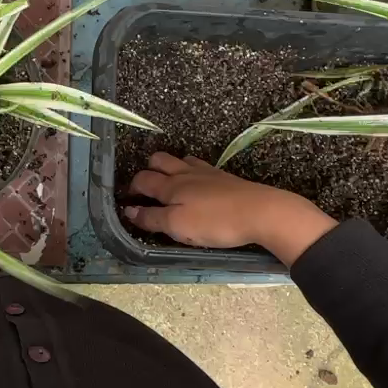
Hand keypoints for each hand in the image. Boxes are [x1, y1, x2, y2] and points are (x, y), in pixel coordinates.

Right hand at [123, 152, 337, 265]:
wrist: (262, 212)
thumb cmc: (215, 222)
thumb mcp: (177, 226)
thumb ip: (151, 218)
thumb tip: (128, 210)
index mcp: (170, 186)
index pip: (142, 180)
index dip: (131, 189)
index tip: (126, 202)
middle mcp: (185, 174)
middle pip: (159, 160)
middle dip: (147, 170)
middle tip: (144, 188)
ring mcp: (207, 173)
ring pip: (180, 160)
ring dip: (169, 167)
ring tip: (168, 182)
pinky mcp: (225, 177)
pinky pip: (200, 166)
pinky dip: (190, 171)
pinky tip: (197, 183)